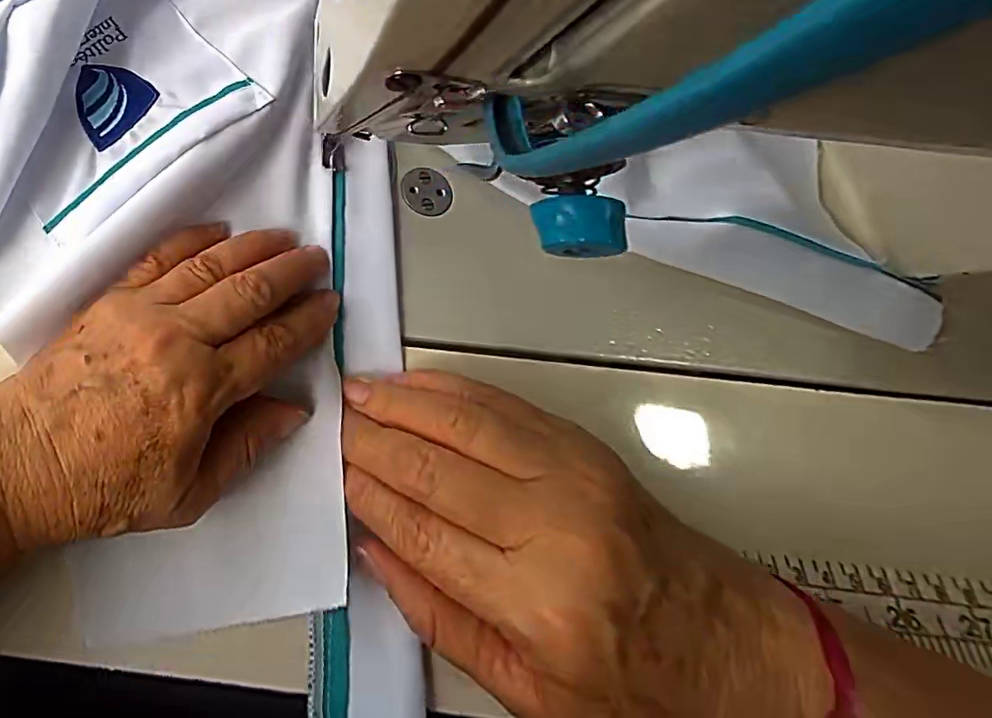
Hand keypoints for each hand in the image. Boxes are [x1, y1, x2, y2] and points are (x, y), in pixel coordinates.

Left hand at [0, 224, 337, 590]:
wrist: (26, 455)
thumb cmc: (104, 485)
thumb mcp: (187, 495)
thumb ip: (244, 447)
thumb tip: (291, 408)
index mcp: (201, 390)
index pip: (271, 345)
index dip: (307, 322)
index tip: (329, 304)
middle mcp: (176, 338)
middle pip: (247, 293)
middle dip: (289, 272)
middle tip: (316, 259)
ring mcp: (139, 311)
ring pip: (207, 267)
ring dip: (249, 248)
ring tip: (281, 237)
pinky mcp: (109, 299)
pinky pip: (156, 258)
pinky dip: (189, 240)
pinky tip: (215, 231)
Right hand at [339, 371, 830, 717]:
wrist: (741, 654)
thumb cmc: (638, 683)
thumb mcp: (530, 692)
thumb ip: (437, 617)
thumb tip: (371, 547)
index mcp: (538, 609)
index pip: (417, 529)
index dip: (364, 492)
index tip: (333, 469)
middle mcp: (556, 536)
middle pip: (428, 468)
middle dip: (367, 440)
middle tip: (330, 424)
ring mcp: (575, 482)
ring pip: (457, 423)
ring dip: (395, 402)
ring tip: (354, 391)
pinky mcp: (586, 451)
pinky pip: (498, 404)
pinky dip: (443, 388)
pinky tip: (407, 383)